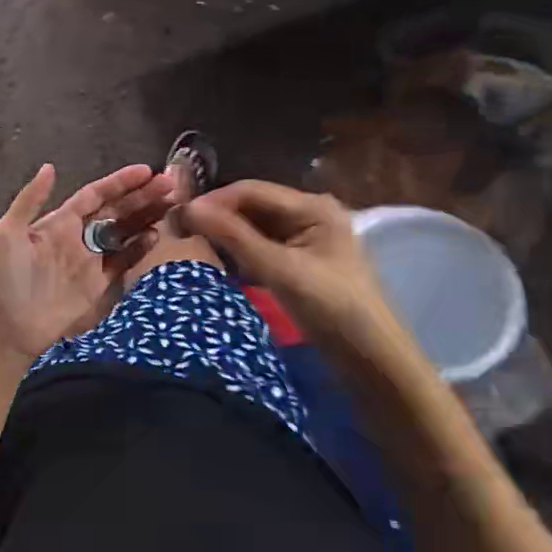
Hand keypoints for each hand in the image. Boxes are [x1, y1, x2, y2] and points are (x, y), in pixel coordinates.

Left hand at [0, 163, 175, 362]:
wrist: (8, 326)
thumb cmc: (4, 277)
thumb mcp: (8, 233)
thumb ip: (30, 200)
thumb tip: (50, 166)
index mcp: (59, 221)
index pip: (95, 194)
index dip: (120, 182)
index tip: (146, 171)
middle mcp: (78, 236)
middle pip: (116, 210)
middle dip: (142, 197)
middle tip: (170, 184)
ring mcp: (90, 260)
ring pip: (124, 233)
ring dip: (145, 218)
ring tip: (171, 204)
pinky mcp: (97, 284)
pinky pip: (122, 261)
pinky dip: (139, 249)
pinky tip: (155, 236)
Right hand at [179, 182, 401, 349]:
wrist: (373, 361)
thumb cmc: (332, 309)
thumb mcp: (279, 269)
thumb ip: (233, 236)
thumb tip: (188, 208)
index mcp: (312, 207)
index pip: (250, 190)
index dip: (213, 201)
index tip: (179, 217)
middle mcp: (308, 215)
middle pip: (251, 207)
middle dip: (217, 218)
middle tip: (180, 233)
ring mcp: (304, 240)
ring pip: (253, 228)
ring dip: (225, 237)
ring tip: (192, 247)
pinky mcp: (299, 263)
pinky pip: (260, 248)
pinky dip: (238, 255)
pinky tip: (218, 265)